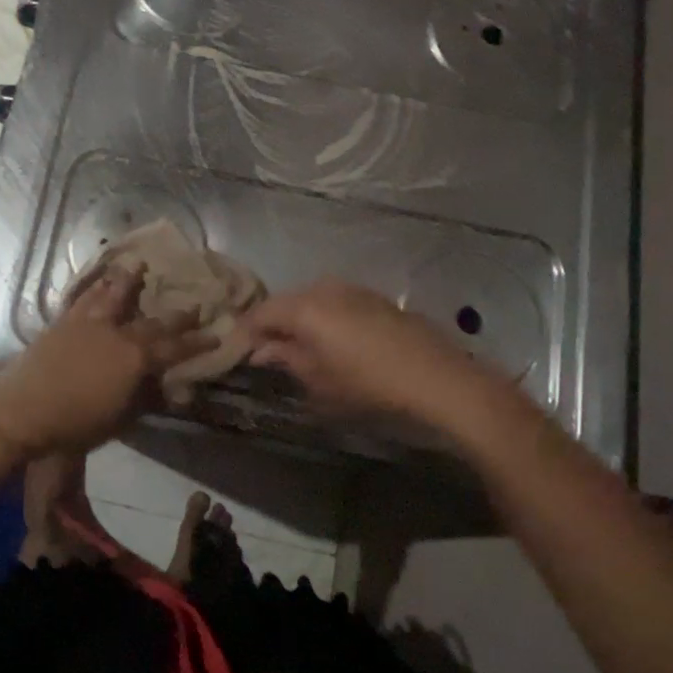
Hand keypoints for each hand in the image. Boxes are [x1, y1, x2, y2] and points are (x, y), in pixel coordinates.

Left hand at [0, 268, 213, 453]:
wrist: (22, 411)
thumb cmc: (76, 424)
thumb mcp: (120, 418)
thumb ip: (149, 399)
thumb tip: (176, 391)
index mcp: (135, 358)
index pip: (174, 348)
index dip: (196, 342)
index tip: (215, 334)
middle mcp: (115, 332)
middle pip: (151, 321)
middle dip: (175, 314)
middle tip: (192, 303)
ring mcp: (86, 323)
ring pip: (112, 295)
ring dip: (127, 281)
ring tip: (137, 264)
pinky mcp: (61, 322)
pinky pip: (81, 299)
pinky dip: (93, 288)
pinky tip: (96, 282)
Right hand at [243, 278, 511, 430]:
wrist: (436, 378)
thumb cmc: (368, 384)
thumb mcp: (318, 381)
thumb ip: (285, 359)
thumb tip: (262, 349)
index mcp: (303, 307)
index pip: (258, 314)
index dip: (244, 333)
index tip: (236, 352)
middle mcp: (323, 288)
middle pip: (285, 303)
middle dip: (272, 325)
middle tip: (265, 353)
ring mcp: (352, 289)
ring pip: (311, 300)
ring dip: (300, 321)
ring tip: (298, 349)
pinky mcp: (375, 298)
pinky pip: (336, 303)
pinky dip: (325, 319)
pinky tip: (332, 342)